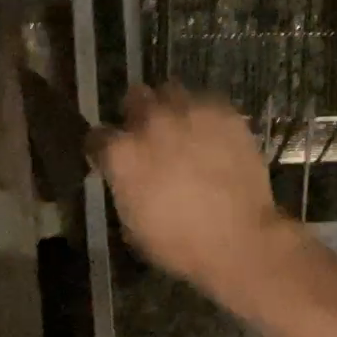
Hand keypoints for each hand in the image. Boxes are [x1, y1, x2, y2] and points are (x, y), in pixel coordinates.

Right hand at [92, 85, 289, 286]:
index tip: (109, 159)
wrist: (238, 240)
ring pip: (171, 91)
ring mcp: (189, 111)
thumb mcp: (135, 227)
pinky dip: (205, 118)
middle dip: (137, 115)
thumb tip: (128, 180)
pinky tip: (213, 139)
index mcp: (122, 155)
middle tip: (149, 137)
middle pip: (134, 98)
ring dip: (171, 109)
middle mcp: (151, 122)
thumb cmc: (179, 245)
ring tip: (183, 131)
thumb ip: (125, 190)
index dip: (103, 149)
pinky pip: (207, 103)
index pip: (97, 137)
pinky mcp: (224, 112)